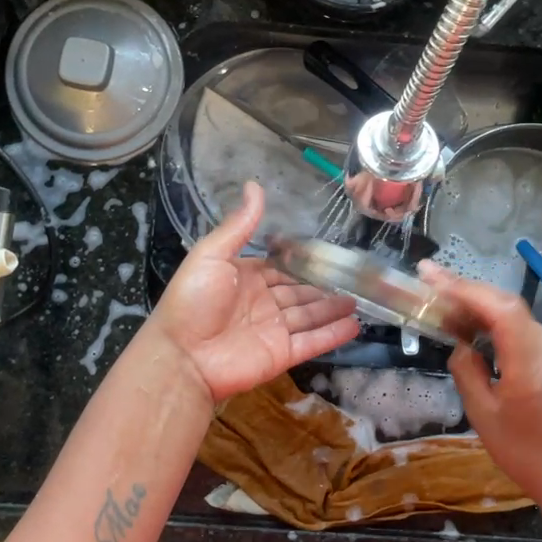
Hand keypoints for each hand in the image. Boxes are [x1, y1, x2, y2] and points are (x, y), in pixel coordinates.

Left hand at [141, 182, 359, 402]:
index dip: (301, 262)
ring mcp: (274, 330)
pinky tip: (355, 324)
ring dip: (333, 308)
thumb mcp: (211, 255)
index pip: (280, 268)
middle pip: (299, 292)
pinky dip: (333, 334)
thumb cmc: (192, 301)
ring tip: (359, 298)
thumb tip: (254, 185)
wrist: (181, 356)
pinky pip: (313, 342)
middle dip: (323, 285)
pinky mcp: (282, 355)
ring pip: (310, 316)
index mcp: (245, 278)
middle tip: (352, 276)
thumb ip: (239, 225)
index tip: (327, 253)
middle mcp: (262, 303)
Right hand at [422, 262, 541, 506]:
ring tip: (447, 308)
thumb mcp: (483, 417)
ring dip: (482, 307)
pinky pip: (527, 329)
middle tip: (430, 285)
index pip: (502, 310)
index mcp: (532, 366)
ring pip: (517, 315)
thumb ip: (467, 373)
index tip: (431, 277)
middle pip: (508, 305)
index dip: (466, 289)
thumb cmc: (526, 455)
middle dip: (467, 291)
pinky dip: (499, 323)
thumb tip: (460, 345)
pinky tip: (478, 329)